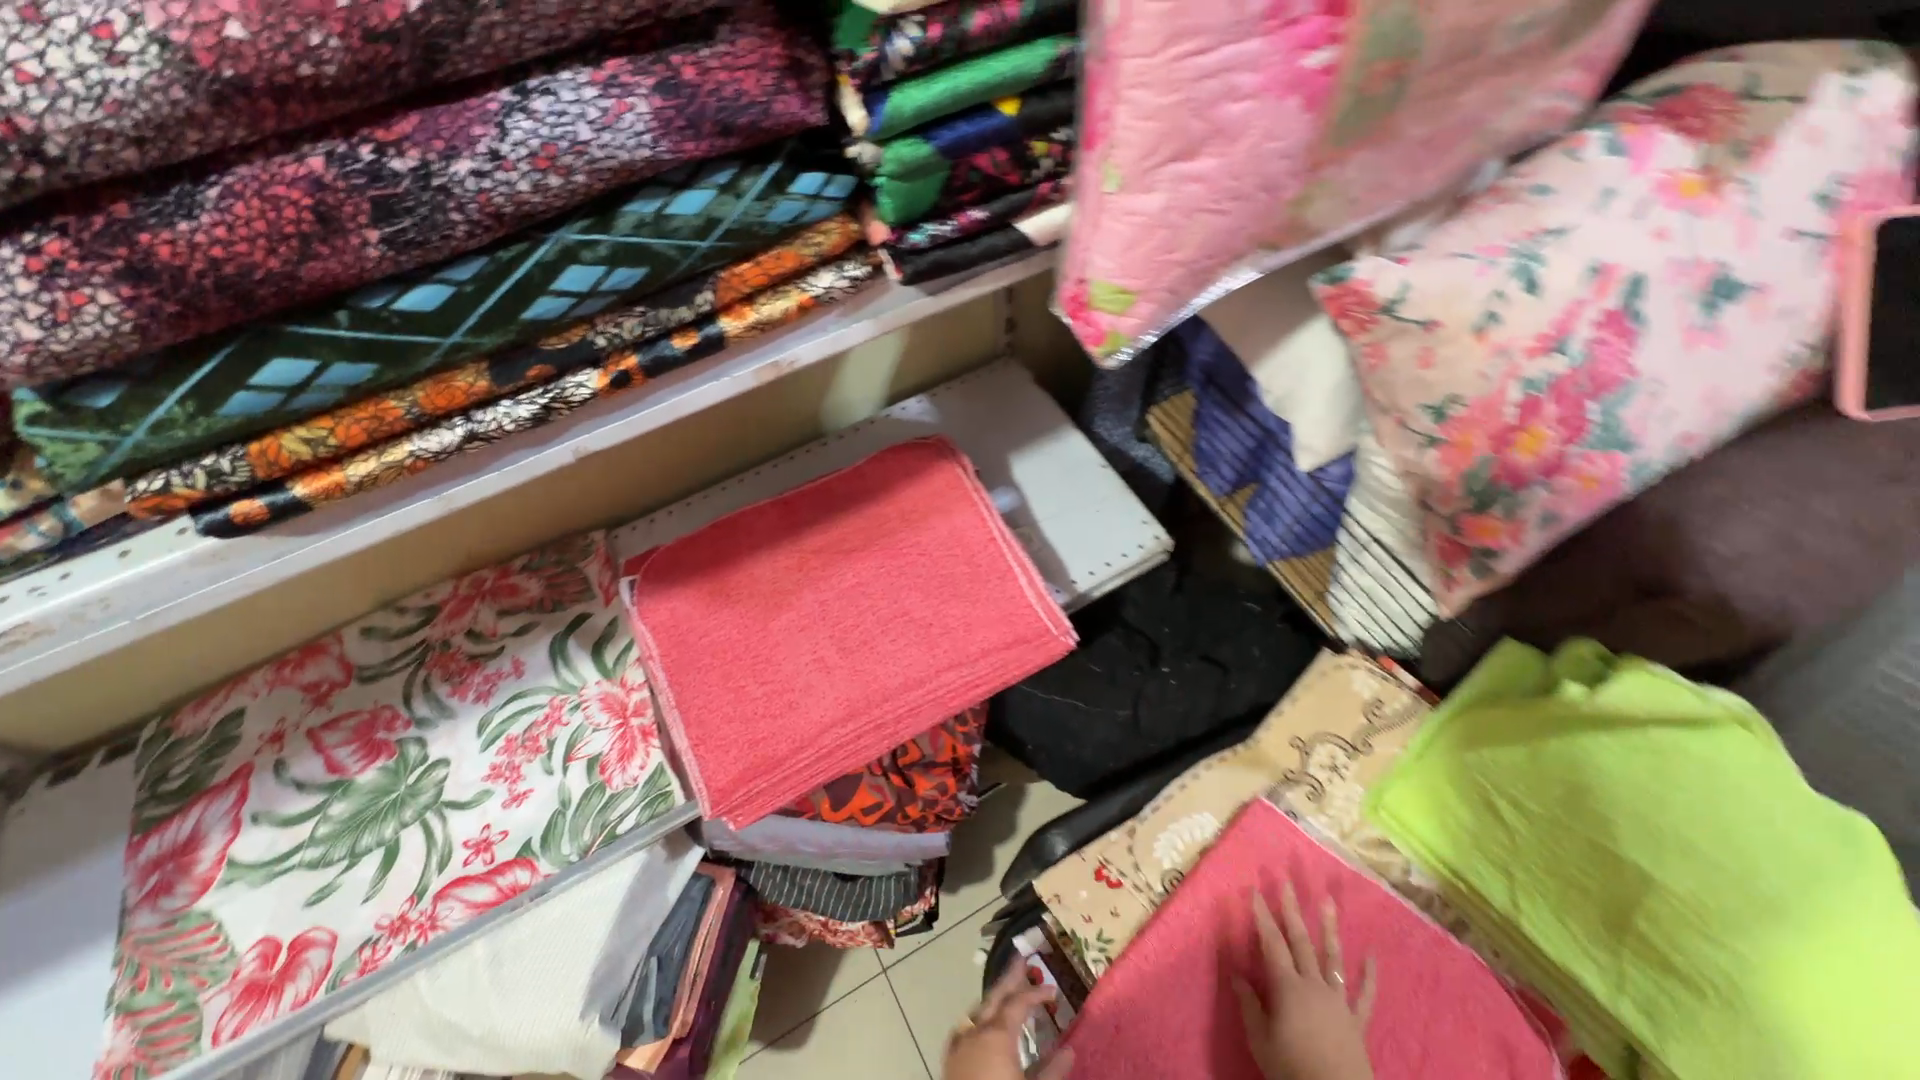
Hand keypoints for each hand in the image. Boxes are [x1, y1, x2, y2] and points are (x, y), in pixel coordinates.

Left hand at [942, 962, 1075, 1079]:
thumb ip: (1052, 1072)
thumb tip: (1069, 1051)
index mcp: (997, 1036)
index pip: (1019, 1003)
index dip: (1036, 994)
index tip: (1053, 991)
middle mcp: (975, 1034)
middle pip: (994, 997)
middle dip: (1009, 977)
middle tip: (1022, 958)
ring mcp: (958, 1047)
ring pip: (976, 1012)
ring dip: (993, 999)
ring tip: (1006, 993)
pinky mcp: (949, 1063)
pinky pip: (963, 1030)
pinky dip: (976, 1020)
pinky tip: (979, 1026)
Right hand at [1233, 883, 1377, 1079]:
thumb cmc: (1291, 1069)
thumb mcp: (1260, 1040)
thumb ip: (1250, 1005)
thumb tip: (1238, 975)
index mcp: (1287, 988)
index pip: (1271, 944)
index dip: (1262, 917)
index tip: (1254, 891)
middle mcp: (1314, 986)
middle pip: (1301, 941)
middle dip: (1292, 910)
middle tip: (1287, 882)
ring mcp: (1338, 1001)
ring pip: (1333, 958)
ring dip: (1330, 929)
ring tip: (1328, 902)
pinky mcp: (1357, 1020)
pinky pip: (1364, 994)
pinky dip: (1370, 975)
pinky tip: (1372, 955)